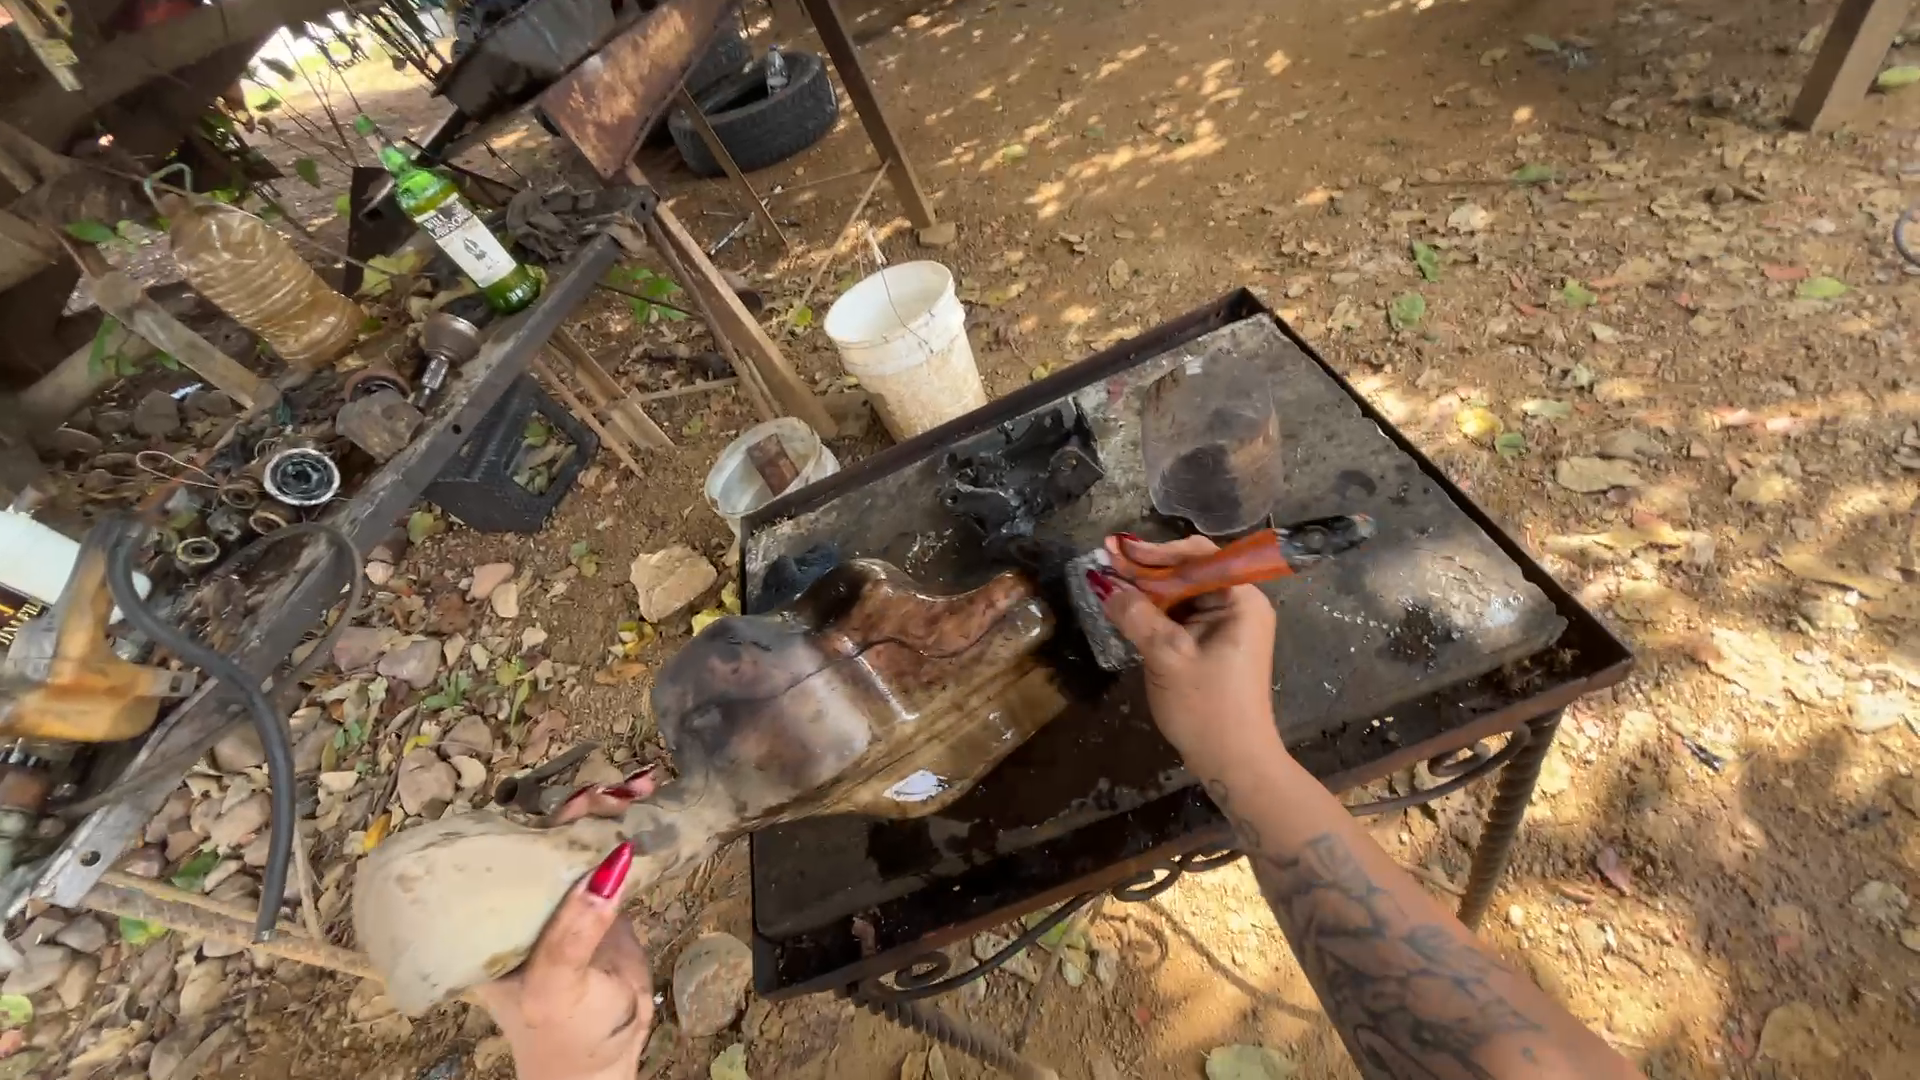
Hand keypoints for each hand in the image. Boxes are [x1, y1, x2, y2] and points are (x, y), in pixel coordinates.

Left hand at [477, 771, 659, 1079]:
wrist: (608, 1058)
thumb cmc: (564, 1034)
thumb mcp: (553, 992)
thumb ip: (571, 937)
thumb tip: (610, 867)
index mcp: (488, 919)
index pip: (506, 851)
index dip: (538, 818)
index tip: (581, 797)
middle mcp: (522, 898)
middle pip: (551, 833)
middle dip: (586, 802)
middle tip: (622, 789)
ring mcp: (566, 895)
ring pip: (587, 836)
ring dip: (615, 804)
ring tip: (644, 784)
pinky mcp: (605, 895)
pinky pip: (618, 851)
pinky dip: (635, 822)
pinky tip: (651, 794)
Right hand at [1090, 534, 1281, 761]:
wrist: (1233, 761)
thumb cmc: (1206, 706)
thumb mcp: (1166, 655)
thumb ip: (1135, 614)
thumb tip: (1103, 584)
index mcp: (1240, 600)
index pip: (1199, 555)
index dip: (1156, 550)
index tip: (1119, 550)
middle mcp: (1237, 605)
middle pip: (1188, 571)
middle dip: (1146, 567)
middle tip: (1105, 559)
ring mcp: (1224, 625)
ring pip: (1180, 593)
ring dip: (1146, 587)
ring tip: (1108, 578)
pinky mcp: (1211, 643)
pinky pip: (1180, 614)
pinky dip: (1153, 609)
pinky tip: (1124, 604)